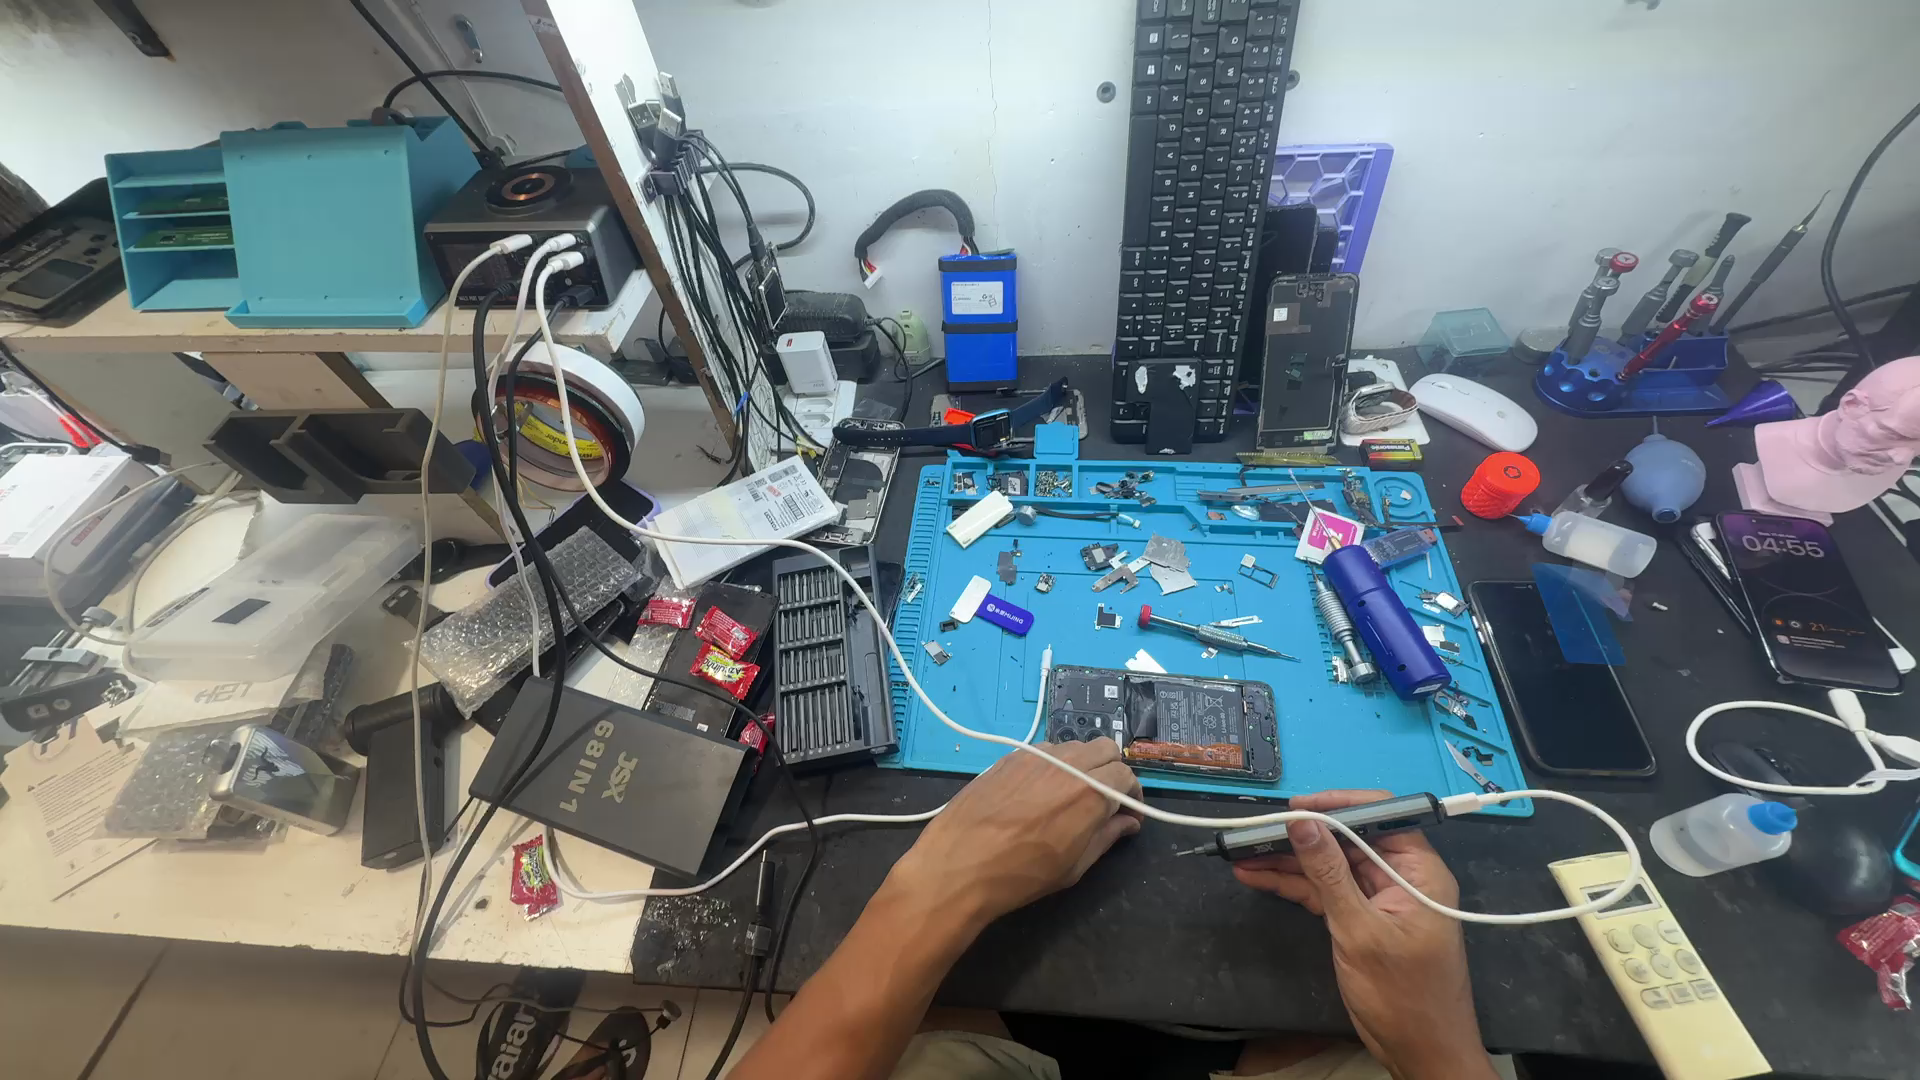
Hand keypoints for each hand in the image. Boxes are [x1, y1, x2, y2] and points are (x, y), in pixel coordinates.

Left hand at [887, 740, 1142, 928]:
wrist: (961, 862)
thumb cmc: (1022, 873)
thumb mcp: (1074, 866)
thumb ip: (1107, 837)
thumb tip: (1129, 822)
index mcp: (1091, 792)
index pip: (1126, 775)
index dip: (1132, 794)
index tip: (1127, 811)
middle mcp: (1068, 763)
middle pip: (1104, 747)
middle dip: (1111, 769)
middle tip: (1102, 798)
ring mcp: (1037, 755)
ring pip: (1073, 745)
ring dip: (1082, 763)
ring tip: (1069, 793)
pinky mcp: (1011, 755)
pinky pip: (1044, 749)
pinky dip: (1053, 763)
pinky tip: (1039, 789)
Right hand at [1233, 790, 1495, 1079]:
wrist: (1422, 1059)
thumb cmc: (1403, 995)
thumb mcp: (1359, 929)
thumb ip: (1327, 872)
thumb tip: (1300, 821)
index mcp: (1417, 871)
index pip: (1380, 815)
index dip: (1338, 805)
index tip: (1296, 808)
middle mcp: (1398, 876)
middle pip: (1345, 838)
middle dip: (1300, 834)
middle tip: (1255, 831)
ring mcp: (1376, 896)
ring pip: (1326, 863)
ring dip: (1285, 859)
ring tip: (1242, 852)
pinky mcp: (1357, 915)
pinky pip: (1320, 888)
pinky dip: (1289, 883)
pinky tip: (1255, 876)